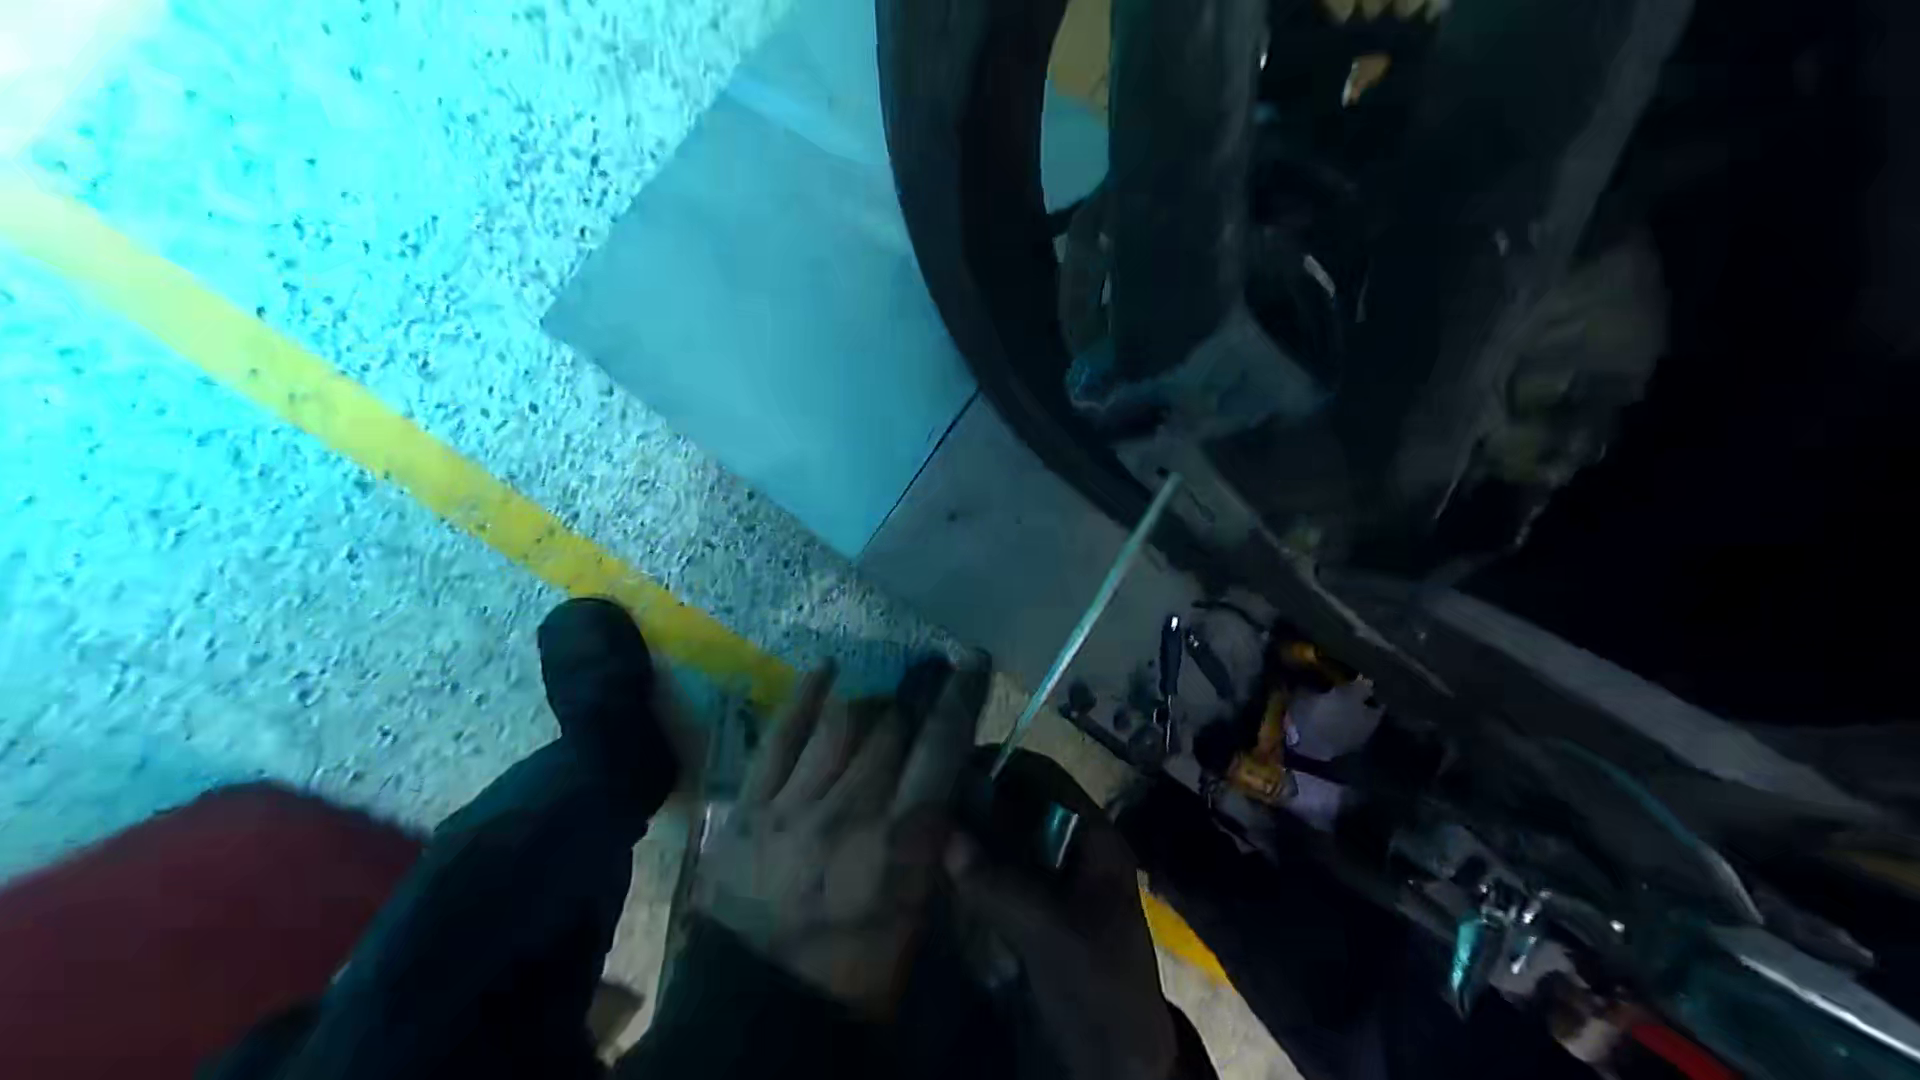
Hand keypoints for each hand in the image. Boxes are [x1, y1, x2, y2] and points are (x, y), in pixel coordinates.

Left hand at [693, 656, 989, 1015]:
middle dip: (912, 705)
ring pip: (841, 722)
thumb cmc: (856, 970)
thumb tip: (950, 786)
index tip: (972, 660)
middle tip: (920, 700)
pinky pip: (780, 735)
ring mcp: (794, 804)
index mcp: (900, 842)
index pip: (940, 747)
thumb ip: (936, 842)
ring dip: (869, 707)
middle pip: (889, 726)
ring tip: (878, 710)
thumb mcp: (919, 916)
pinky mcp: (749, 807)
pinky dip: (805, 697)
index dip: (961, 697)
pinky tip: (825, 671)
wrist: (761, 1012)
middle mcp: (850, 809)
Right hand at [944, 757, 1177, 1079]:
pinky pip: (996, 868)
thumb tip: (947, 839)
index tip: (952, 769)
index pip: (1044, 779)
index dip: (1001, 766)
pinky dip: (969, 864)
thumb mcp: (1056, 938)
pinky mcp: (1032, 905)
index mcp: (1093, 837)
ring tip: (922, 833)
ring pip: (1003, 835)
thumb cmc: (1102, 987)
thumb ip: (1002, 888)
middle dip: (975, 801)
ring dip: (967, 832)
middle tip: (926, 805)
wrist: (1120, 1060)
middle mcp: (1071, 845)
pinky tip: (938, 868)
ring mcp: (1051, 876)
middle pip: (1018, 804)